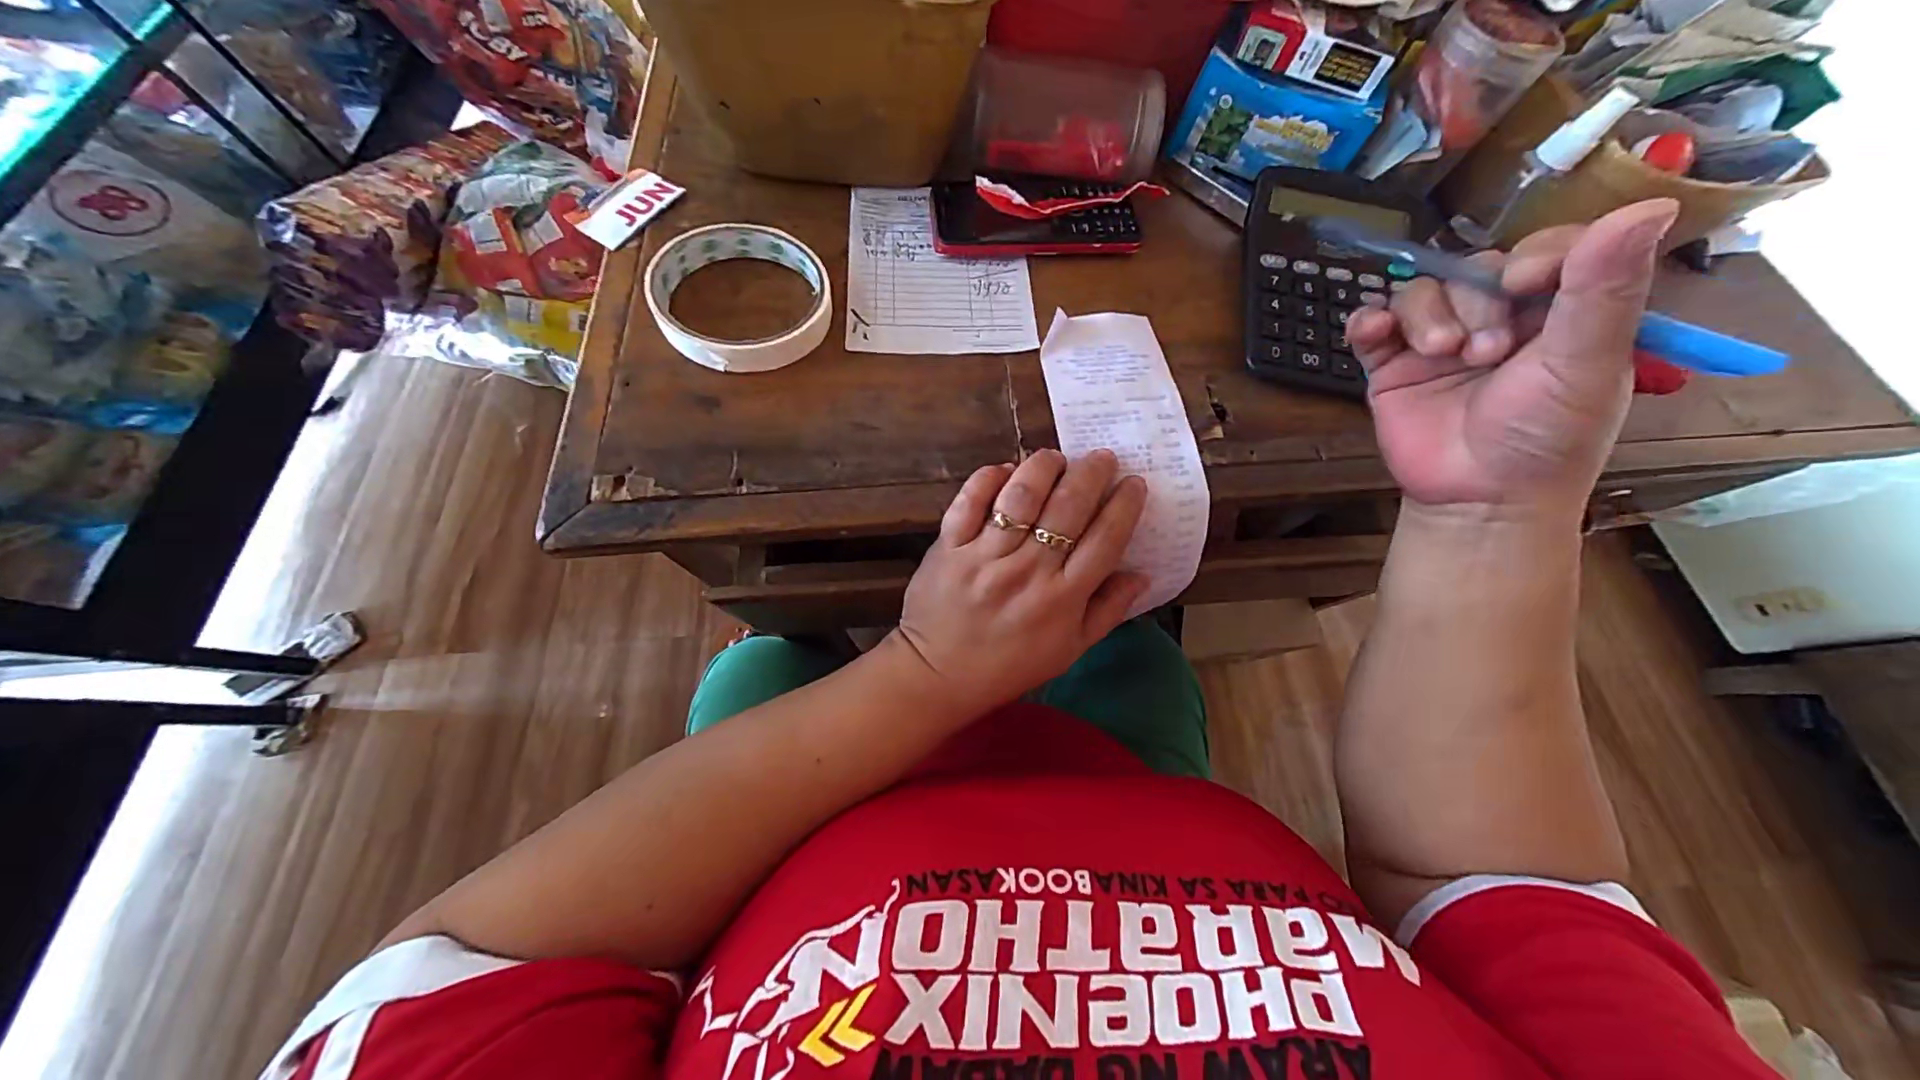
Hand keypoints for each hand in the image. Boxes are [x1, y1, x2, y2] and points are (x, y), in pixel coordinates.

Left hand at [891, 449, 1149, 717]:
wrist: (938, 675)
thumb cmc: (1010, 665)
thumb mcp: (1069, 650)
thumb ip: (1107, 611)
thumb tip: (1142, 574)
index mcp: (1063, 598)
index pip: (1105, 539)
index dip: (1124, 505)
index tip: (1133, 483)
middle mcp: (1027, 571)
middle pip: (1068, 508)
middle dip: (1091, 474)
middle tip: (1101, 458)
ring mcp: (985, 556)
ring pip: (1022, 496)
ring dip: (1044, 467)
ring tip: (1056, 458)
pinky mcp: (949, 546)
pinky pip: (970, 501)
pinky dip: (990, 478)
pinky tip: (1007, 470)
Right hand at [1348, 199, 1679, 518]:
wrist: (1477, 499)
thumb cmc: (1545, 438)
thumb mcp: (1588, 364)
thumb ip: (1605, 291)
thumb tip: (1649, 205)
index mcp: (1559, 312)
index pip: (1544, 250)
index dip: (1530, 255)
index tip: (1523, 284)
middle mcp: (1497, 319)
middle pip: (1473, 270)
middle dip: (1475, 303)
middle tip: (1486, 353)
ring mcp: (1438, 342)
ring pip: (1419, 292)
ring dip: (1426, 316)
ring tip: (1442, 355)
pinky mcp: (1392, 366)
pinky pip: (1370, 325)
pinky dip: (1367, 320)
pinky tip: (1375, 331)